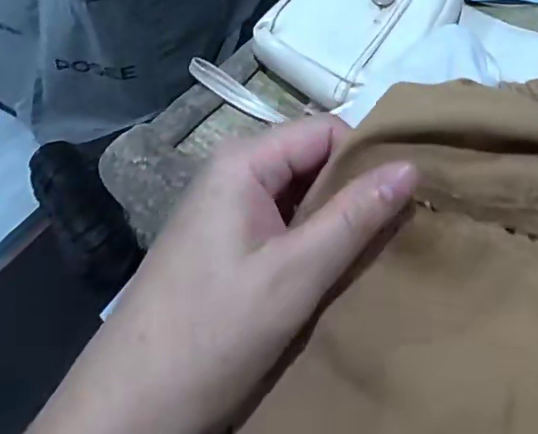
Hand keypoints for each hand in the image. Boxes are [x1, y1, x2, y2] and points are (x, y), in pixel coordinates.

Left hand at [31, 116, 417, 433]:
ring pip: (297, 191)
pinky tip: (325, 268)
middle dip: (350, 190)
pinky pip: (278, 218)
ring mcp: (223, 205)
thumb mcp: (295, 275)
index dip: (363, 158)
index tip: (398, 199)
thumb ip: (354, 217)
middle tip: (391, 229)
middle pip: (311, 158)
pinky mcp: (221, 238)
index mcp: (244, 160)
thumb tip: (410, 165)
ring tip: (365, 250)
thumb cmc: (213, 331)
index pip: (325, 130)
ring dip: (331, 217)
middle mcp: (232, 169)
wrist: (127, 408)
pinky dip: (307, 237)